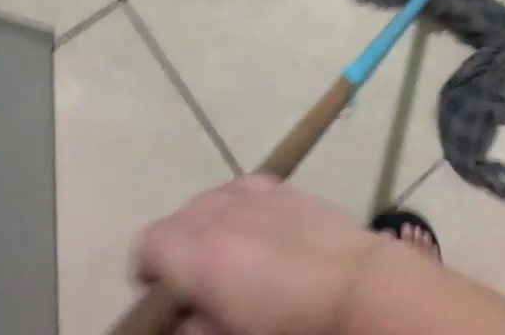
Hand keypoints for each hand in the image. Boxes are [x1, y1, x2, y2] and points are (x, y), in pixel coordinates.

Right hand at [136, 175, 381, 334]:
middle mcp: (222, 215)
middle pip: (177, 217)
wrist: (356, 285)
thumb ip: (197, 327)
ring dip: (205, 221)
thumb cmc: (290, 324)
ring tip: (224, 250)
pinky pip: (244, 184)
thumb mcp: (232, 333)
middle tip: (195, 278)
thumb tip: (185, 319)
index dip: (148, 268)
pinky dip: (237, 202)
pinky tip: (254, 226)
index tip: (161, 292)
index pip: (149, 242)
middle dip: (176, 246)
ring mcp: (255, 196)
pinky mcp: (285, 188)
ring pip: (209, 197)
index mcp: (200, 255)